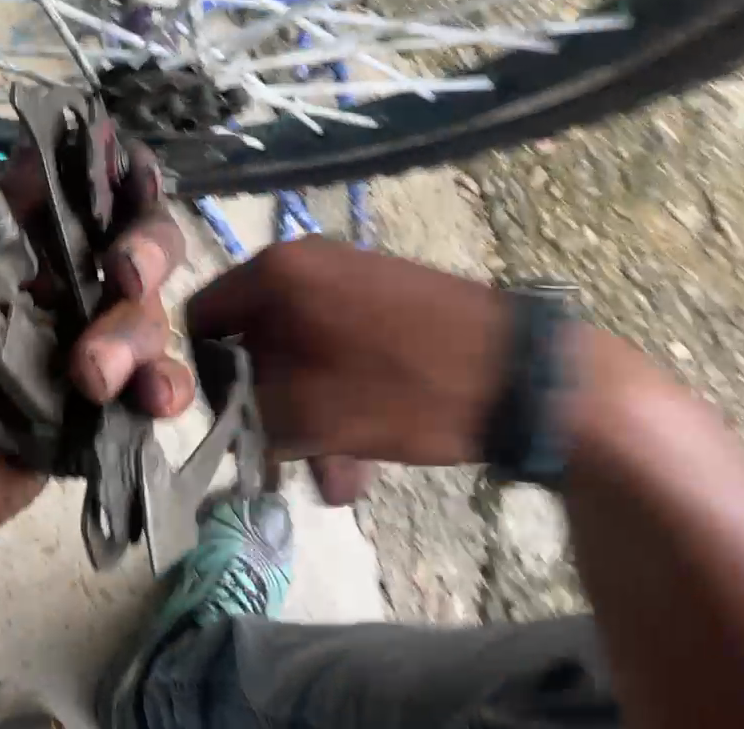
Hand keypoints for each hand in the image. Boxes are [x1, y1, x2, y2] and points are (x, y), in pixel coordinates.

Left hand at [0, 142, 193, 544]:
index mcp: (11, 248)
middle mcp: (56, 289)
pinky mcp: (100, 407)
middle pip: (135, 246)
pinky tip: (151, 399)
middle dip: (146, 247)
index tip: (135, 178)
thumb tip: (35, 148)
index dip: (119, 178)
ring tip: (90, 374)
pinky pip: (155, 385)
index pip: (80, 196)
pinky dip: (166, 386)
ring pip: (149, 314)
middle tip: (126, 272)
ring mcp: (84, 346)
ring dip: (135, 333)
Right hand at [186, 237, 517, 502]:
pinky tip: (366, 454)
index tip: (230, 419)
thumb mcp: (311, 414)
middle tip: (284, 458)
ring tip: (339, 480)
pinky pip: (341, 348)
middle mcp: (306, 262)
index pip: (203, 318)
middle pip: (257, 340)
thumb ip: (248, 414)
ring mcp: (352, 277)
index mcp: (275, 273)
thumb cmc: (408, 388)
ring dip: (309, 414)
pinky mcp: (390, 300)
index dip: (204, 373)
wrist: (540, 378)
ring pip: (303, 352)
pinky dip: (341, 395)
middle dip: (268, 407)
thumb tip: (232, 419)